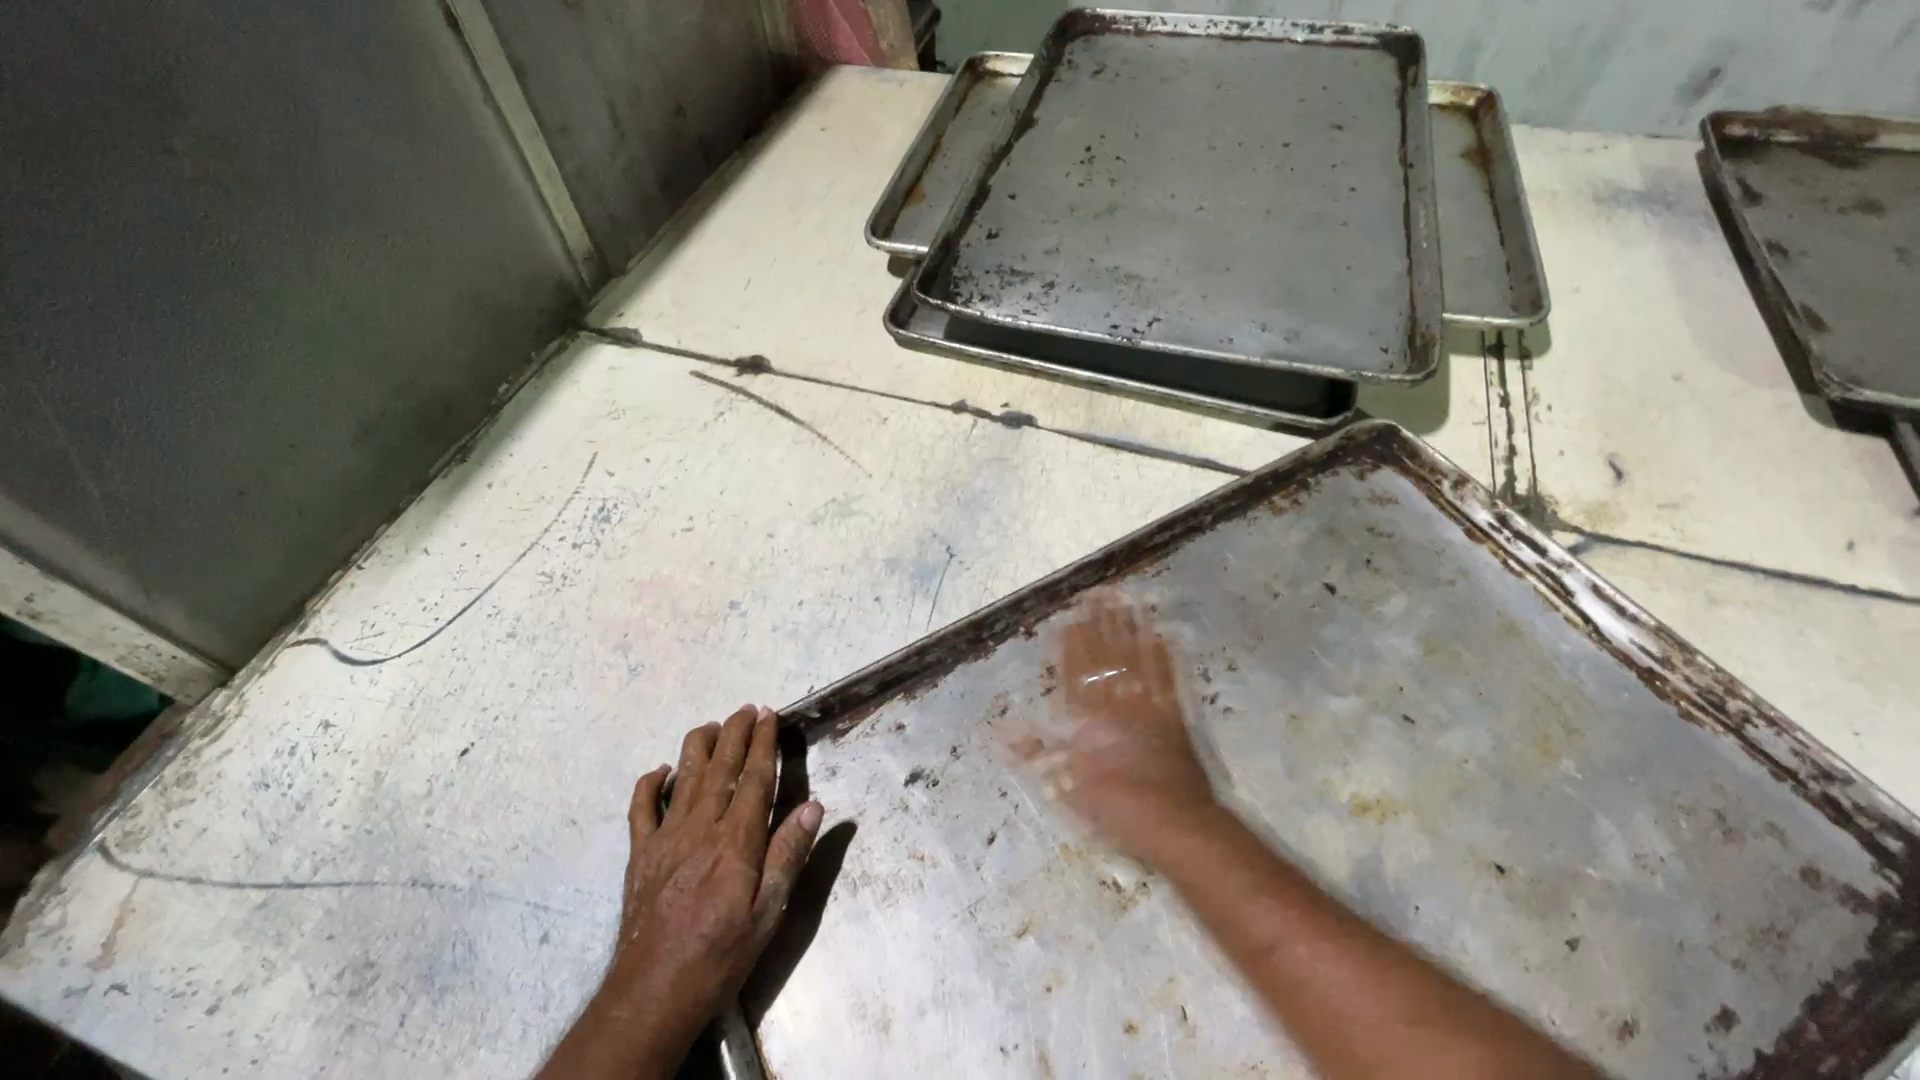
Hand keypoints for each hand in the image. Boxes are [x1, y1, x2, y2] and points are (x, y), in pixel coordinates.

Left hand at [539, 706, 822, 1078]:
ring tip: (711, 725)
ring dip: (698, 747)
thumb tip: (812, 806)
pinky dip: (650, 783)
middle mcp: (700, 828)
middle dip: (735, 734)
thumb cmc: (722, 952)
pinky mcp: (640, 854)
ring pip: (682, 778)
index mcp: (736, 841)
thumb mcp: (769, 912)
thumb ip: (788, 854)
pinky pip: (640, 808)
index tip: (769, 715)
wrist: (656, 987)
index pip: (754, 779)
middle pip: (720, 769)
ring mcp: (665, 838)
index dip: (763, 743)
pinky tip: (660, 770)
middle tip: (745, 708)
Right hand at [1043, 592, 1221, 860]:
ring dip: (1131, 627)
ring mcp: (1151, 707)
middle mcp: (1118, 704)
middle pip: (1107, 656)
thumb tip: (994, 729)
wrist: (1175, 823)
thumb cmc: (1115, 807)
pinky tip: (1164, 634)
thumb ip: (1031, 752)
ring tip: (1127, 599)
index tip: (1069, 613)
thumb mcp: (1063, 786)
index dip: (1072, 641)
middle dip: (1099, 623)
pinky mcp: (1177, 717)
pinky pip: (1170, 678)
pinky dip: (1166, 655)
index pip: (1075, 670)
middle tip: (1097, 592)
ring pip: (1138, 658)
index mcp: (1088, 719)